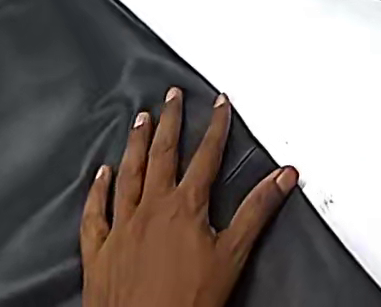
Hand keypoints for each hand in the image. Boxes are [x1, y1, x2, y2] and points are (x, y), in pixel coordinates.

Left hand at [81, 88, 296, 306]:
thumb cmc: (188, 305)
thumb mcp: (233, 256)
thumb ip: (258, 210)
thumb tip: (284, 176)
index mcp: (185, 206)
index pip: (206, 154)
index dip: (215, 125)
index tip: (219, 102)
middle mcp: (152, 208)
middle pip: (163, 154)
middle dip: (170, 121)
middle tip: (172, 95)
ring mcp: (122, 229)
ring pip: (129, 174)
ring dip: (137, 143)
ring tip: (142, 119)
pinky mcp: (98, 254)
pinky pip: (95, 214)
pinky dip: (98, 191)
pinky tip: (101, 173)